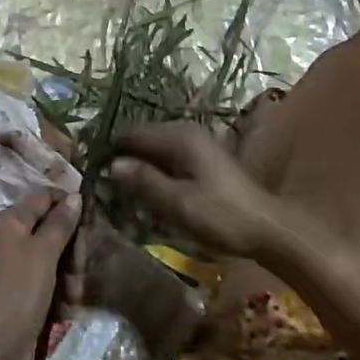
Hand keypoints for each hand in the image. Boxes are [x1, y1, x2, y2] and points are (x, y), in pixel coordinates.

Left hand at [0, 189, 79, 359]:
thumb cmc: (16, 293)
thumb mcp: (42, 253)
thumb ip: (60, 223)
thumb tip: (75, 195)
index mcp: (12, 221)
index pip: (45, 196)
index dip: (67, 204)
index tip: (88, 221)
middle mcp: (14, 241)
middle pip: (54, 229)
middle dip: (72, 249)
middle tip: (78, 268)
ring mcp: (19, 270)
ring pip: (56, 260)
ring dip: (70, 277)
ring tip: (71, 297)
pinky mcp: (25, 297)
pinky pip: (51, 285)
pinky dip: (60, 297)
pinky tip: (64, 312)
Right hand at [109, 121, 289, 258]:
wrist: (267, 228)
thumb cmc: (222, 216)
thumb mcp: (178, 204)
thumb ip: (144, 182)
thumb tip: (113, 165)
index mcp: (179, 136)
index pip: (132, 133)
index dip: (110, 148)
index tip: (91, 168)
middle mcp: (186, 131)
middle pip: (144, 138)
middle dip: (124, 157)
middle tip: (103, 183)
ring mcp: (197, 143)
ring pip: (156, 148)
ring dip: (139, 165)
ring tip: (121, 190)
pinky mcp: (203, 158)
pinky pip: (169, 157)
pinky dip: (155, 170)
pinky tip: (149, 191)